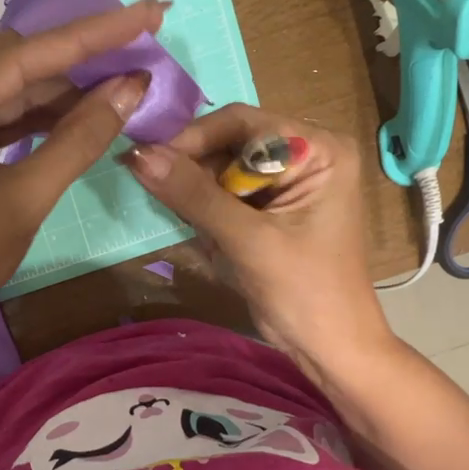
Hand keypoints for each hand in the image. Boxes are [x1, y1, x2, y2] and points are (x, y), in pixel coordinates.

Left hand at [0, 0, 164, 338]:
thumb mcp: (28, 196)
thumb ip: (80, 137)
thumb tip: (132, 85)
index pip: (20, 57)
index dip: (89, 36)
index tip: (146, 12)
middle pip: (17, 63)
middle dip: (82, 56)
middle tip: (145, 40)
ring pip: (16, 86)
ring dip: (70, 86)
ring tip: (129, 75)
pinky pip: (9, 113)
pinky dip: (49, 113)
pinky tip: (93, 105)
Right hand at [124, 104, 393, 368]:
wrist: (330, 347)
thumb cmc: (304, 291)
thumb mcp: (247, 240)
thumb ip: (194, 195)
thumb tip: (138, 156)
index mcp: (319, 149)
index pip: (241, 122)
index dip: (193, 139)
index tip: (149, 164)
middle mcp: (305, 155)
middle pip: (228, 145)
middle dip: (198, 177)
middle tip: (173, 208)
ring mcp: (287, 184)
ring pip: (220, 173)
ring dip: (202, 204)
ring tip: (208, 237)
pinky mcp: (270, 211)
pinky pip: (224, 198)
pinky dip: (209, 219)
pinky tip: (218, 246)